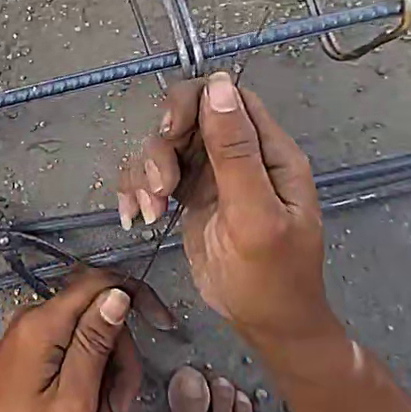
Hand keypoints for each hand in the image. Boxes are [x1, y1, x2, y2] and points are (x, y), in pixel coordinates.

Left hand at [0, 270, 141, 411]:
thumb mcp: (72, 401)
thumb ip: (96, 344)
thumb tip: (118, 296)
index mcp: (43, 325)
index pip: (100, 282)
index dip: (135, 295)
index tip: (159, 320)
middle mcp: (33, 320)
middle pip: (96, 313)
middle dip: (120, 354)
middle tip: (123, 399)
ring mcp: (30, 335)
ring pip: (87, 333)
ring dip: (106, 372)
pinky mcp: (28, 351)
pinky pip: (70, 348)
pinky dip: (88, 376)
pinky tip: (89, 410)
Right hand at [118, 73, 340, 350]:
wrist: (268, 327)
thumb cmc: (273, 277)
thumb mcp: (256, 215)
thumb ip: (236, 151)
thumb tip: (218, 84)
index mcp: (267, 150)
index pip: (227, 96)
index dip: (193, 103)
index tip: (170, 133)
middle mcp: (239, 153)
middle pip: (188, 115)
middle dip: (163, 143)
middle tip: (160, 183)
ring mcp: (212, 173)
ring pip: (165, 144)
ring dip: (147, 171)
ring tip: (151, 210)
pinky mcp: (189, 193)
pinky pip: (154, 173)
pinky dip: (138, 189)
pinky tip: (137, 215)